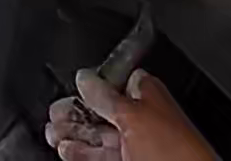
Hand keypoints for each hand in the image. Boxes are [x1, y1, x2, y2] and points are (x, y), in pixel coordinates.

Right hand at [45, 69, 214, 160]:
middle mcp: (143, 119)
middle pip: (101, 109)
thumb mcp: (133, 116)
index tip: (71, 88)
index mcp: (147, 95)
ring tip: (53, 134)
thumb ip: (104, 95)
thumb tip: (84, 77)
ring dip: (74, 134)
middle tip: (54, 114)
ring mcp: (139, 148)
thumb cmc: (177, 154)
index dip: (90, 84)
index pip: (112, 80)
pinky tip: (67, 152)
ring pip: (99, 135)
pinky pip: (103, 156)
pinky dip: (82, 154)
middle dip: (75, 112)